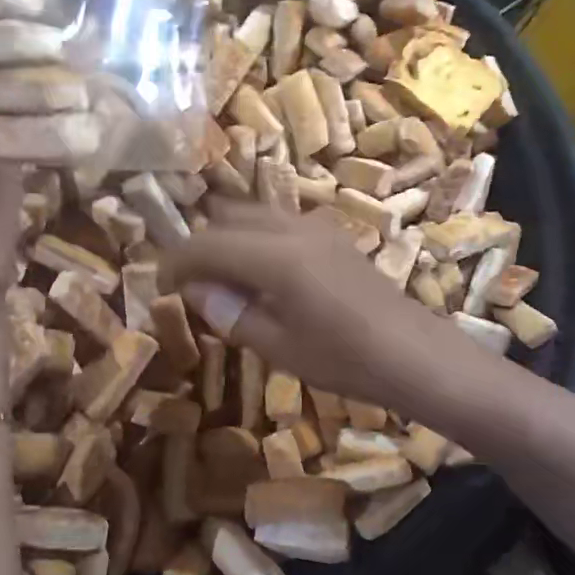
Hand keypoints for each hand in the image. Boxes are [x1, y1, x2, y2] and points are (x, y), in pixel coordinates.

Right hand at [166, 202, 482, 415]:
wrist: (415, 355)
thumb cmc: (345, 360)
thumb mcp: (279, 347)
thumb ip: (231, 313)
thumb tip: (194, 290)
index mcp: (276, 257)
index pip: (206, 244)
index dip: (175, 262)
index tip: (159, 285)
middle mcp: (293, 228)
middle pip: (228, 218)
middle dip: (200, 245)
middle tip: (188, 284)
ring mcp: (317, 227)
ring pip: (254, 214)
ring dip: (227, 237)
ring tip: (219, 278)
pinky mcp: (333, 235)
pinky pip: (278, 222)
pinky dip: (254, 238)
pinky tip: (259, 274)